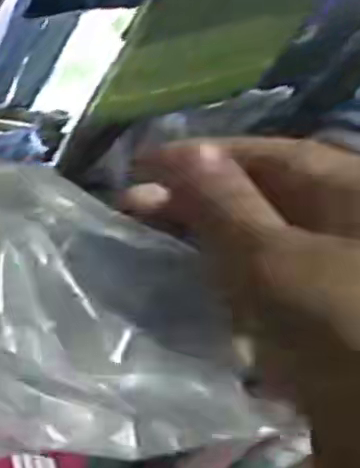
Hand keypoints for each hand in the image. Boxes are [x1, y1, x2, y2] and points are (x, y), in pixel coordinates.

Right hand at [126, 138, 359, 465]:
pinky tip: (177, 261)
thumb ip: (223, 203)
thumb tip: (180, 152)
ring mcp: (330, 256)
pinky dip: (213, 252)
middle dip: (197, 190)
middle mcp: (350, 217)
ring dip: (198, 223)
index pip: (278, 155)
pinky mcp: (309, 290)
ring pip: (257, 224)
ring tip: (143, 230)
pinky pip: (255, 257)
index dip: (209, 153)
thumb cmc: (333, 315)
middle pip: (268, 189)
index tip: (140, 162)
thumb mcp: (268, 256)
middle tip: (129, 202)